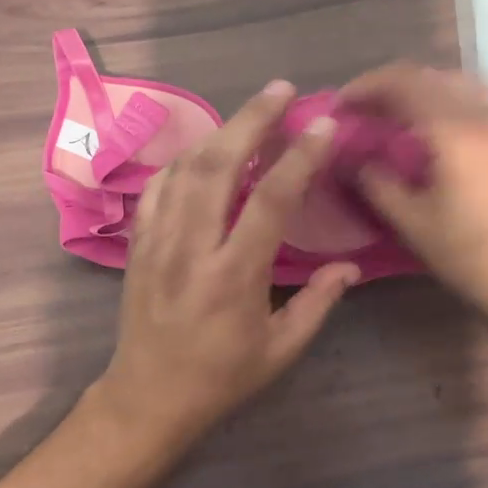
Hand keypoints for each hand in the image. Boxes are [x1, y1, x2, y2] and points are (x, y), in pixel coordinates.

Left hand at [92, 80, 360, 443]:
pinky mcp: (138, 245)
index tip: (322, 125)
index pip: (270, 201)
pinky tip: (202, 150)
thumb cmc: (221, 377)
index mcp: (234, 276)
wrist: (148, 397)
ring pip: (184, 169)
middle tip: (281, 90)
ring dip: (218, 132)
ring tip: (249, 112)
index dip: (298, 157)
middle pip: (218, 166)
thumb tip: (349, 267)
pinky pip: (156, 189)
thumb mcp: (280, 350)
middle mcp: (192, 249)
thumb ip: (317, 304)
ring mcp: (158, 242)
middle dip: (251, 120)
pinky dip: (181, 161)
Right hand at [345, 64, 487, 332]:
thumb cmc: (473, 258)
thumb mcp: (414, 225)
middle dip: (397, 86)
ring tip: (404, 118)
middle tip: (369, 109)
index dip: (368, 86)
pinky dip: (457, 107)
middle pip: (437, 78)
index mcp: (458, 131)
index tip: (342, 103)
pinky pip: (487, 106)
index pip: (405, 83)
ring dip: (429, 92)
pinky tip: (444, 136)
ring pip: (466, 87)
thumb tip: (357, 161)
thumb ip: (378, 184)